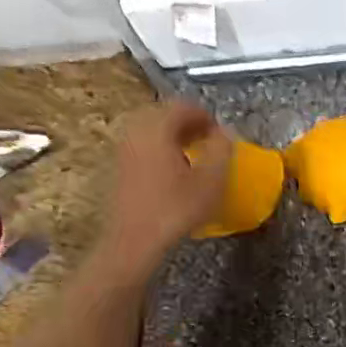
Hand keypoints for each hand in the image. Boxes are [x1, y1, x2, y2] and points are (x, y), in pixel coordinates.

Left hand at [99, 100, 231, 283]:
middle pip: (165, 116)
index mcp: (157, 127)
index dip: (206, 117)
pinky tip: (175, 174)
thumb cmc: (176, 209)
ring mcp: (124, 149)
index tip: (222, 133)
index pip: (183, 106)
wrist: (136, 240)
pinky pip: (144, 149)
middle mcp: (136, 130)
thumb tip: (224, 134)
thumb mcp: (211, 181)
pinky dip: (162, 152)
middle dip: (190, 126)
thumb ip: (222, 151)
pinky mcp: (120, 169)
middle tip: (210, 143)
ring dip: (175, 139)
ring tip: (195, 158)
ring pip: (153, 133)